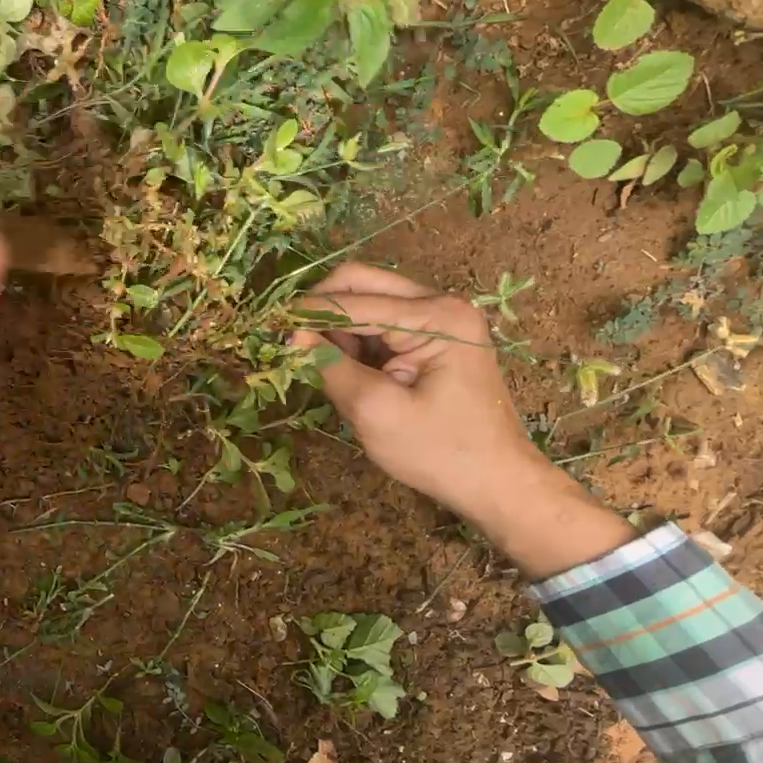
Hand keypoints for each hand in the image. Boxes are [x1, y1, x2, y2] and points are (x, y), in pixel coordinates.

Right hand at [292, 263, 633, 578]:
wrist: (496, 480)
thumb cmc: (438, 450)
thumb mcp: (374, 409)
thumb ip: (328, 365)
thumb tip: (288, 336)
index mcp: (437, 317)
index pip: (353, 301)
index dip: (304, 316)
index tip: (266, 333)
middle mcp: (441, 304)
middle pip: (359, 282)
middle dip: (317, 308)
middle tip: (287, 339)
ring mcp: (438, 319)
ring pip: (364, 299)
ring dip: (332, 324)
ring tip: (314, 362)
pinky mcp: (430, 337)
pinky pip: (376, 321)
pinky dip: (348, 337)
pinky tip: (339, 368)